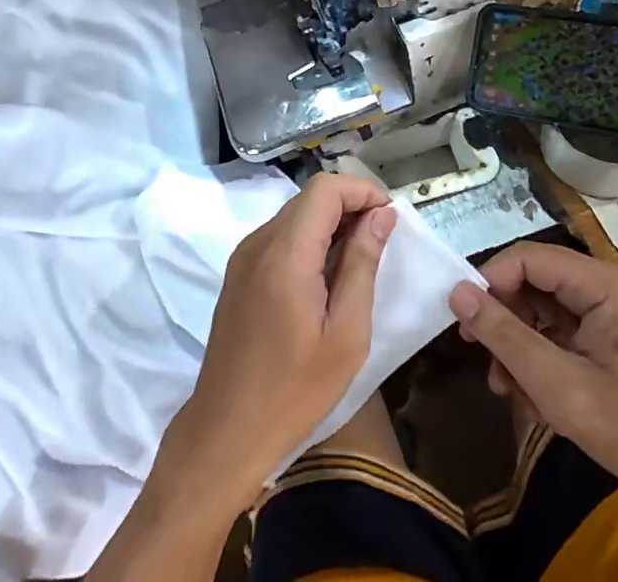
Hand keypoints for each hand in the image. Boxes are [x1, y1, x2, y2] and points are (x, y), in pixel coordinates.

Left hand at [169, 174, 396, 494]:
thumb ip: (363, 265)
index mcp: (285, 254)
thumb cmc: (295, 390)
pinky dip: (309, 242)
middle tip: (382, 242)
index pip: (324, 189)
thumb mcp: (346, 333)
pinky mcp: (238, 273)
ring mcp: (243, 257)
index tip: (390, 217)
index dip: (362, 191)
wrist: (227, 428)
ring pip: (294, 216)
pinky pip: (279, 238)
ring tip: (359, 263)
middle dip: (350, 207)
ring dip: (330, 225)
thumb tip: (381, 216)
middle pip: (309, 199)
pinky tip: (326, 278)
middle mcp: (258, 243)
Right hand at [448, 243, 617, 515]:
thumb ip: (503, 334)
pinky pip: (559, 333)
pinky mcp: (610, 336)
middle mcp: (608, 286)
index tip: (465, 322)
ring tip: (512, 391)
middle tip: (483, 358)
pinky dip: (540, 360)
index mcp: (605, 284)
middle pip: (533, 284)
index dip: (490, 282)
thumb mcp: (557, 384)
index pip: (528, 259)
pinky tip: (536, 398)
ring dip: (520, 349)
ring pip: (541, 311)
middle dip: (505, 324)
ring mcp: (611, 312)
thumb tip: (457, 292)